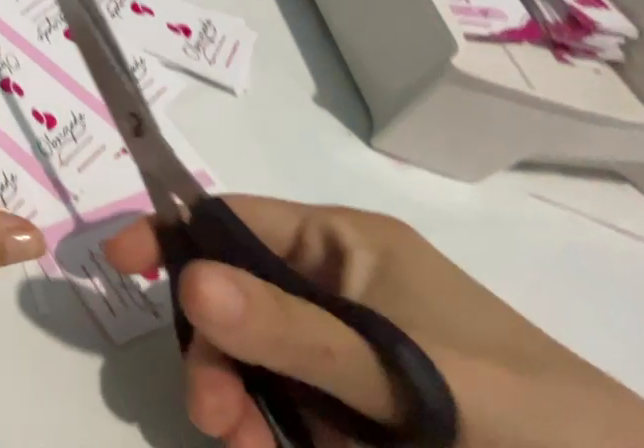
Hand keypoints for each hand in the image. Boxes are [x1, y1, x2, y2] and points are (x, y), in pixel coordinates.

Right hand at [102, 196, 643, 447]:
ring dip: (232, 398)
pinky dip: (262, 428)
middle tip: (214, 414)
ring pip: (243, 356)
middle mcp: (328, 285)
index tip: (117, 264)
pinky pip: (275, 402)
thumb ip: (297, 331)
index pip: (228, 218)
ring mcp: (333, 346)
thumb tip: (187, 281)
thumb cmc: (525, 414)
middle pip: (225, 296)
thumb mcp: (408, 372)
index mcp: (340, 245)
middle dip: (209, 350)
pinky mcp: (343, 403)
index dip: (169, 234)